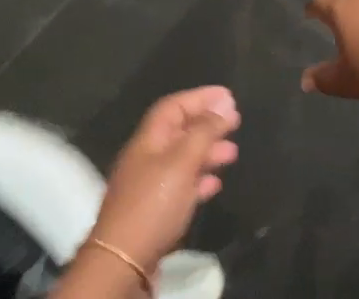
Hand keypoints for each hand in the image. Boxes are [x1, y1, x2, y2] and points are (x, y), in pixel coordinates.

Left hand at [87, 86, 240, 272]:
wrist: (122, 261)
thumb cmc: (153, 203)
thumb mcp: (182, 161)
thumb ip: (204, 131)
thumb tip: (224, 104)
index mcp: (148, 140)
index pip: (173, 107)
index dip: (200, 97)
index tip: (228, 96)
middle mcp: (146, 158)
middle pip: (179, 132)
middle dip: (208, 124)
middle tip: (236, 122)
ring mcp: (149, 186)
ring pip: (182, 159)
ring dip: (208, 152)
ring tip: (232, 154)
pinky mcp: (154, 211)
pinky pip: (181, 186)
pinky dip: (199, 180)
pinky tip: (214, 184)